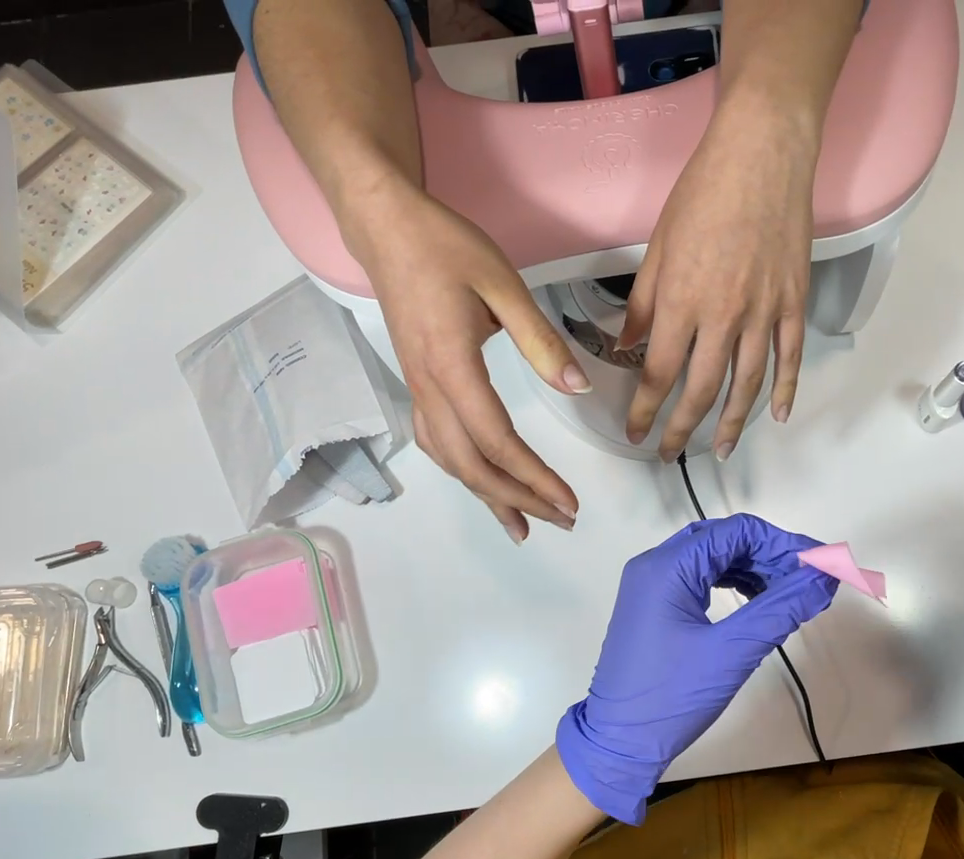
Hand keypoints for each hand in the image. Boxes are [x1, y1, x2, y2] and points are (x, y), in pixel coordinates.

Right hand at [342, 180, 589, 543]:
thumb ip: (541, 341)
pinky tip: (481, 483)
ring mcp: (418, 390)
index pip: (499, 442)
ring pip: (451, 461)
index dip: (535, 479)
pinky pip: (436, 443)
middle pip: (473, 465)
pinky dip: (463, 472)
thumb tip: (577, 389)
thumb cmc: (445, 248)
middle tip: (560, 521)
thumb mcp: (503, 286)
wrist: (385, 228)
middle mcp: (429, 390)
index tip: (568, 503)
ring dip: (489, 496)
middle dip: (519, 500)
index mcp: (453, 368)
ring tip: (524, 524)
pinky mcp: (416, 384)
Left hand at [556, 514, 838, 822]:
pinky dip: (731, 584)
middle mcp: (654, 565)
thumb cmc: (672, 697)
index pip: (737, 531)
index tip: (821, 566)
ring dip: (753, 569)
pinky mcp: (653, 607)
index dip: (784, 543)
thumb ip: (782, 609)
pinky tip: (757, 602)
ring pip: (712, 559)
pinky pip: (699, 579)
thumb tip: (826, 578)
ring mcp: (650, 586)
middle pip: (724, 540)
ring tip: (790, 594)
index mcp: (667, 567)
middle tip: (811, 582)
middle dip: (771, 555)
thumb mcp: (733, 652)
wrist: (618, 743)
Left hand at [618, 113, 817, 461]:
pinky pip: (789, 357)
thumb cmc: (703, 192)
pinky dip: (784, 390)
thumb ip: (642, 303)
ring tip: (718, 450)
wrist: (762, 154)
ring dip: (731, 424)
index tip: (634, 431)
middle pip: (701, 390)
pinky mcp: (793, 302)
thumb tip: (627, 345)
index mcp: (681, 302)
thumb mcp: (657, 246)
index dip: (645, 409)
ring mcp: (763, 312)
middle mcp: (722, 317)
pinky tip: (775, 417)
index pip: (659, 374)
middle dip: (681, 429)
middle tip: (670, 452)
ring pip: (746, 384)